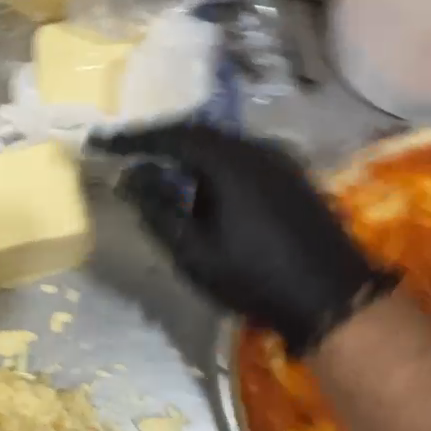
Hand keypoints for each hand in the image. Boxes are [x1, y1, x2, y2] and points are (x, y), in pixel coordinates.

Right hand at [96, 123, 395, 356]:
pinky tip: (197, 181)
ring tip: (155, 164)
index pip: (171, 136)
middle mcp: (255, 150)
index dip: (132, 139)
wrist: (330, 298)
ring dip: (184, 150)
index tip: (100, 142)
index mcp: (229, 163)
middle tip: (125, 149)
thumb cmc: (253, 277)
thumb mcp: (193, 251)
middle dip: (158, 139)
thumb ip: (157, 210)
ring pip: (220, 142)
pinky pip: (239, 155)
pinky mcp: (290, 176)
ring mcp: (278, 161)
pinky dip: (209, 161)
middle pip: (197, 132)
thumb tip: (129, 177)